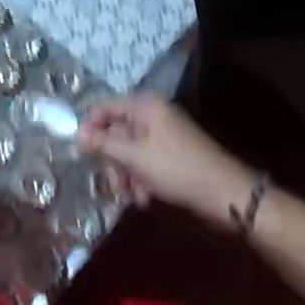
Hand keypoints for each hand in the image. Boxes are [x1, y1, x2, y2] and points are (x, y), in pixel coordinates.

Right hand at [79, 93, 257, 224]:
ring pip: (129, 150)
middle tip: (112, 182)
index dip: (90, 128)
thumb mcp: (134, 156)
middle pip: (116, 131)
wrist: (228, 196)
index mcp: (146, 106)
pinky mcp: (172, 154)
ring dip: (126, 174)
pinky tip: (145, 198)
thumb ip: (103, 143)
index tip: (80, 152)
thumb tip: (77, 134)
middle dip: (112, 159)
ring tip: (132, 196)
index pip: (104, 107)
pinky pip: (145, 161)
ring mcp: (164, 135)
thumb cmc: (178, 169)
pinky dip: (141, 178)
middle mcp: (153, 115)